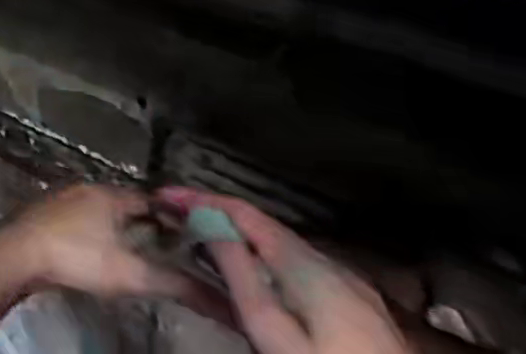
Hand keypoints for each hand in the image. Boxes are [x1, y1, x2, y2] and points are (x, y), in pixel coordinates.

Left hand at [0, 185, 216, 308]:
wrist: (17, 253)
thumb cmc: (76, 256)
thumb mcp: (132, 273)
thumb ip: (179, 285)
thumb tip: (226, 304)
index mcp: (107, 194)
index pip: (153, 199)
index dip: (179, 217)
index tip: (203, 239)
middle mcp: (86, 188)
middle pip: (129, 203)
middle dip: (155, 223)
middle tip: (182, 250)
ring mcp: (64, 198)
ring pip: (106, 210)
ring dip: (128, 227)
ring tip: (152, 253)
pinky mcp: (49, 213)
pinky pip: (87, 217)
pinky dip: (106, 231)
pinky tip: (111, 251)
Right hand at [157, 188, 409, 353]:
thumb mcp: (271, 330)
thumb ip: (239, 272)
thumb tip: (206, 221)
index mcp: (307, 265)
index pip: (243, 211)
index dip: (200, 198)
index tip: (163, 196)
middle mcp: (332, 265)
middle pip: (264, 225)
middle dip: (216, 214)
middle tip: (175, 216)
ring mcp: (354, 289)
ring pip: (283, 246)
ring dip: (240, 235)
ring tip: (203, 239)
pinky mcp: (362, 311)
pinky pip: (301, 267)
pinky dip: (265, 257)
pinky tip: (252, 272)